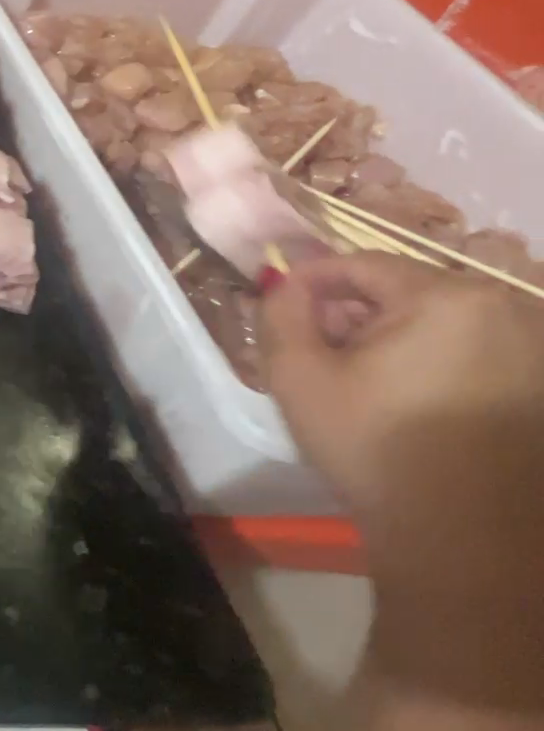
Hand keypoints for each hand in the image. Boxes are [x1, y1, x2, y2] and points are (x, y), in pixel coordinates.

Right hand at [259, 252, 543, 706]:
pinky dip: (437, 354)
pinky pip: (480, 344)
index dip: (307, 280)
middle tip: (319, 348)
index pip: (359, 262)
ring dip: (396, 330)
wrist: (465, 534)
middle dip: (355, 307)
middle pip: (408, 285)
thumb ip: (280, 311)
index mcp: (448, 298)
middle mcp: (513, 308)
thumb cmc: (372, 444)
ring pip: (445, 314)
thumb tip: (286, 282)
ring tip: (363, 373)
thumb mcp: (295, 373)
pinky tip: (409, 394)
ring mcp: (541, 348)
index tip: (279, 310)